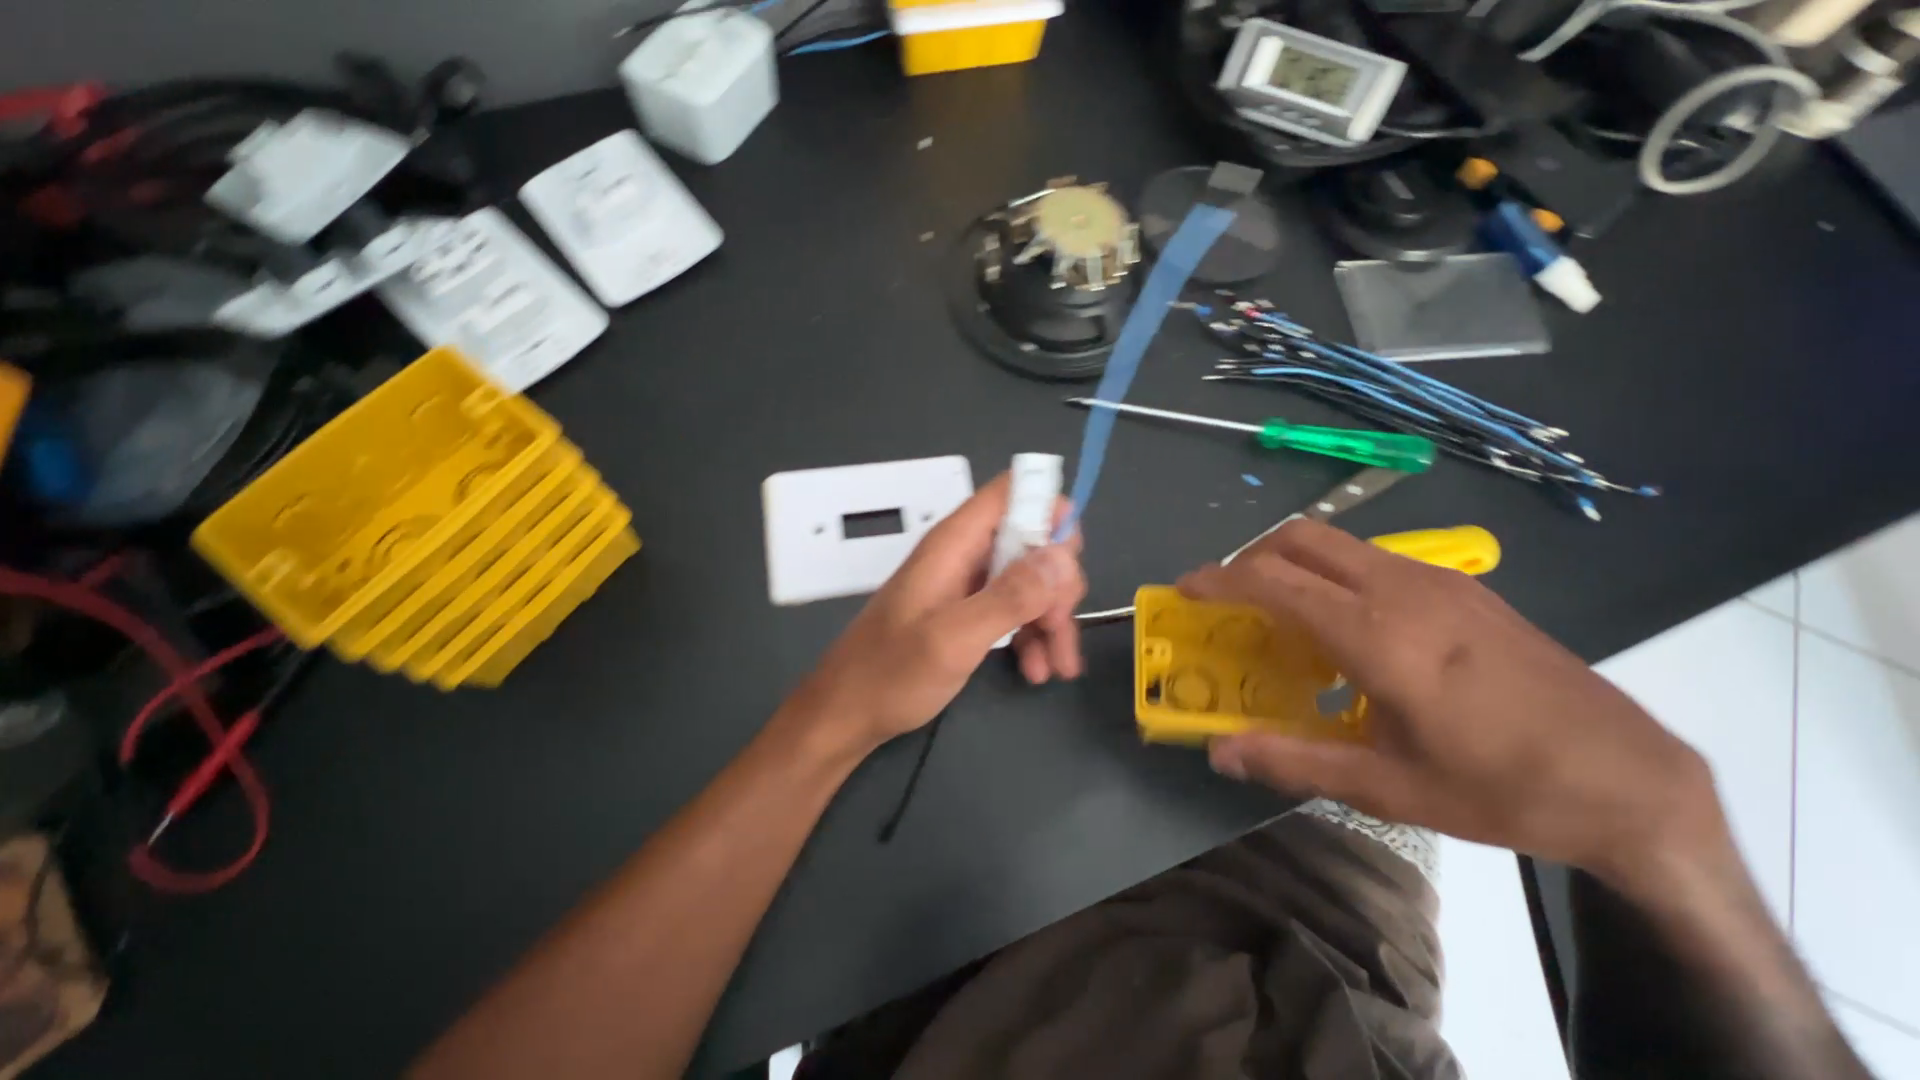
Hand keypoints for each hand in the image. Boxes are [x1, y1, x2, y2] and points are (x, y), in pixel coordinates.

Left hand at [788, 472, 1086, 756]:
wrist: (847, 715)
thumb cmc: (891, 674)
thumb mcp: (955, 637)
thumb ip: (1010, 595)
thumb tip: (1062, 555)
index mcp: (954, 544)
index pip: (1011, 493)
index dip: (1050, 509)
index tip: (1074, 554)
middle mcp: (963, 556)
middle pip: (1032, 542)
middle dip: (1058, 582)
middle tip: (1061, 625)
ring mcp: (965, 587)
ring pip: (1030, 583)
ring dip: (1052, 619)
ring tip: (1060, 665)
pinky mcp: (966, 616)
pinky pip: (1014, 612)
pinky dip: (1032, 637)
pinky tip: (1038, 671)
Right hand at [1178, 518, 1728, 884]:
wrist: (1627, 777)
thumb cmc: (1499, 788)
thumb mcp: (1388, 789)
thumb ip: (1293, 761)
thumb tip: (1218, 751)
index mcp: (1378, 635)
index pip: (1274, 581)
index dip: (1219, 580)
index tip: (1184, 591)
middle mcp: (1404, 589)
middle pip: (1302, 538)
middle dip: (1251, 559)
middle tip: (1229, 604)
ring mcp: (1442, 581)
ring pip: (1342, 544)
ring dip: (1296, 566)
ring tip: (1283, 622)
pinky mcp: (1469, 589)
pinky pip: (1379, 561)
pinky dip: (1338, 576)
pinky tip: (1351, 633)